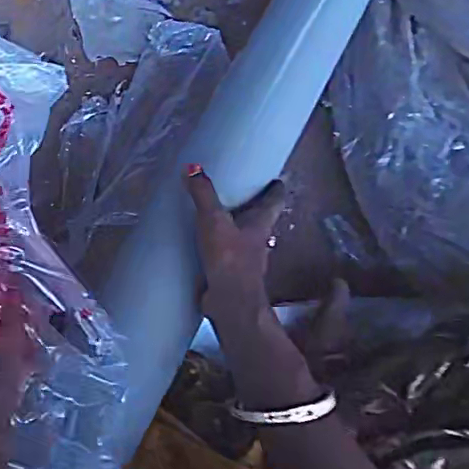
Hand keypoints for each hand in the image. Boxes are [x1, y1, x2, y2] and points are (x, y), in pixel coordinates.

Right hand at [184, 165, 286, 324]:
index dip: (275, 189)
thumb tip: (192, 167)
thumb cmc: (230, 257)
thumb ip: (203, 194)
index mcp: (261, 224)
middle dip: (251, 207)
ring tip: (216, 217)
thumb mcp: (213, 220)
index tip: (274, 179)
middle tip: (239, 193)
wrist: (229, 301)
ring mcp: (245, 260)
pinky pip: (225, 256)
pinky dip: (217, 248)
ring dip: (233, 229)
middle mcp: (258, 241)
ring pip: (242, 239)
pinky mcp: (229, 274)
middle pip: (259, 219)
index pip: (275, 201)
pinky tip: (203, 245)